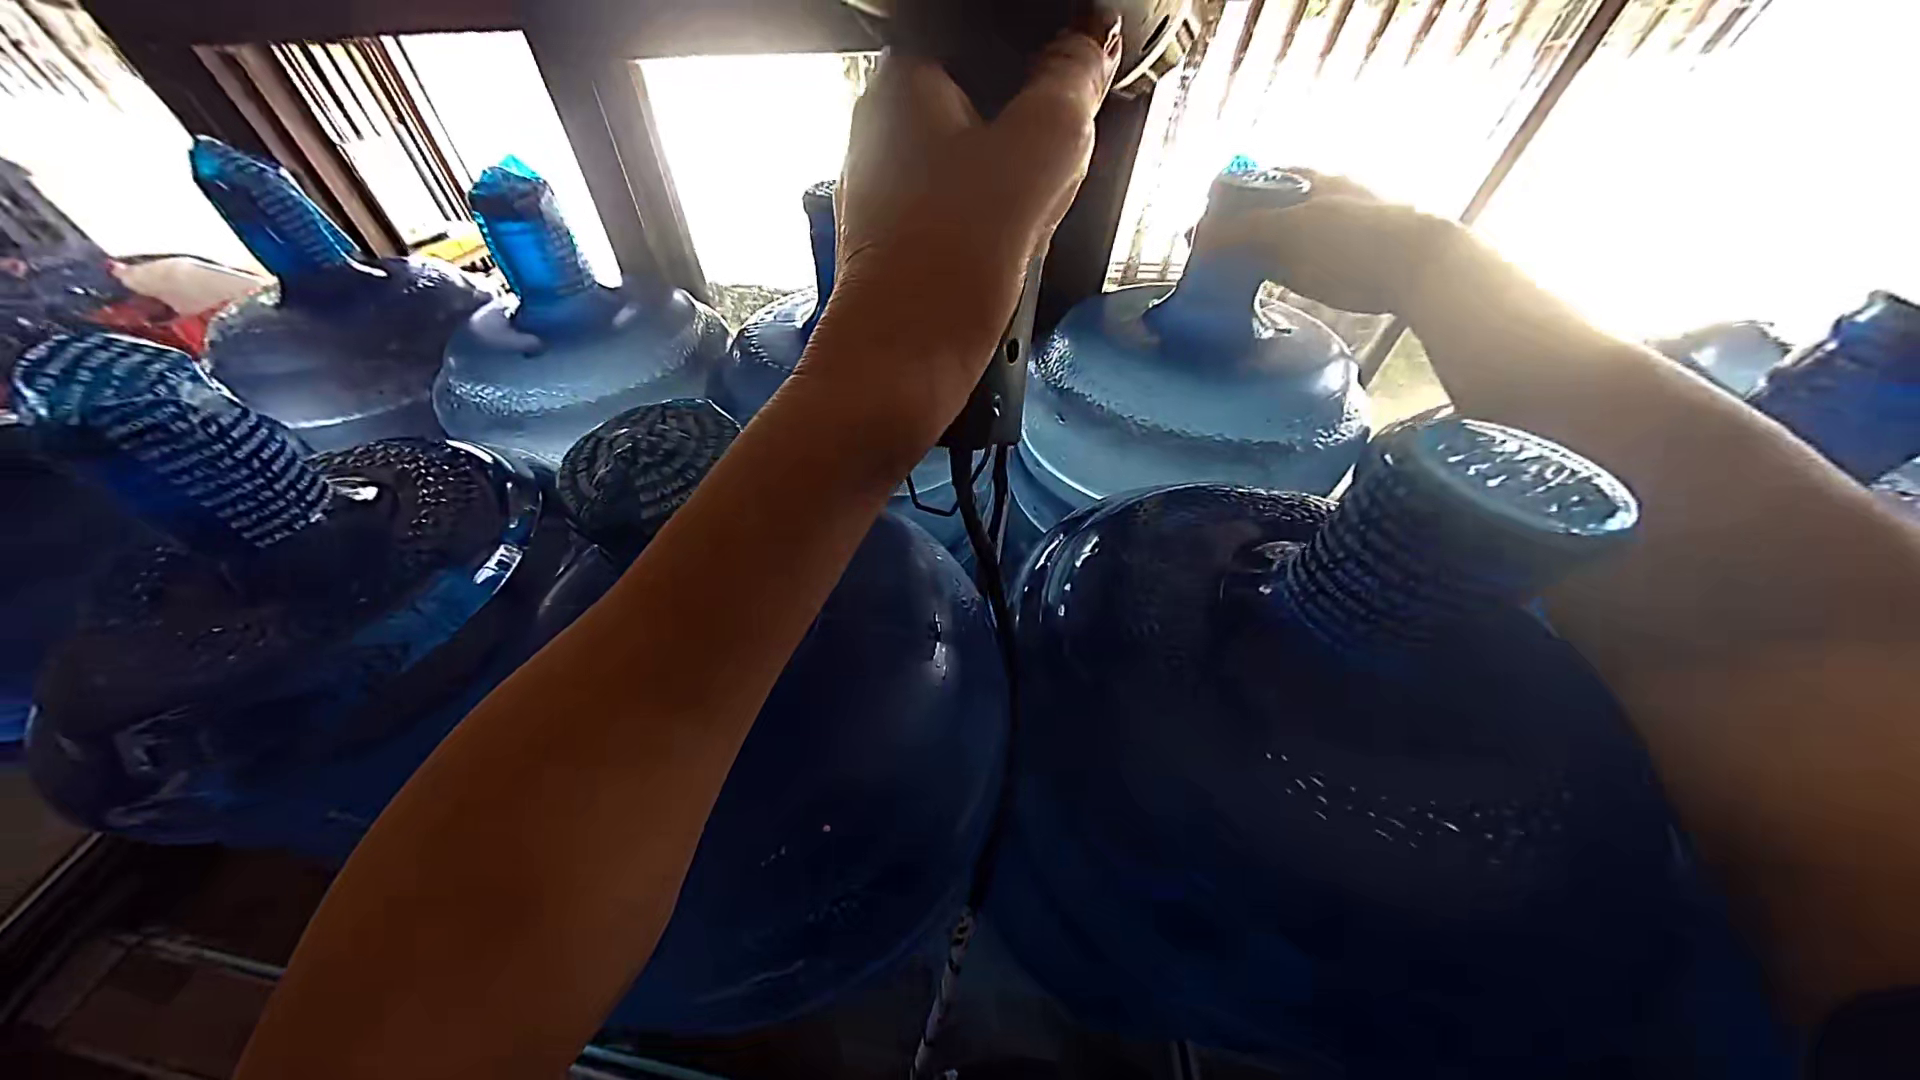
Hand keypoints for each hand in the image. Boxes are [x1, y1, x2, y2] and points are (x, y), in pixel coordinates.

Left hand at [806, 18, 1121, 419]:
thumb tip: (1092, 46)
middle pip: (978, 113)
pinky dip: (985, 231)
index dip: (1035, 74)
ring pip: (970, 172)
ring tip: (1021, 229)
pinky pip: (955, 219)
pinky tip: (998, 257)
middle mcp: (879, 133)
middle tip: (1044, 182)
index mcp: (900, 82)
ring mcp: (881, 195)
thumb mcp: (1041, 146)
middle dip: (1025, 144)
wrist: (907, 357)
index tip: (1062, 113)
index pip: (982, 44)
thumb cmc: (957, 249)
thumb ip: (1073, 81)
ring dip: (1010, 194)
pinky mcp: (894, 247)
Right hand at [1199, 169, 1464, 318]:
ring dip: (1238, 259)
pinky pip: (1272, 270)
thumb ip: (1242, 230)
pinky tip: (1240, 291)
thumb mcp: (1291, 227)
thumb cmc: (1353, 235)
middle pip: (1254, 215)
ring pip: (1261, 244)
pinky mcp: (1315, 269)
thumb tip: (1198, 236)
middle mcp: (1305, 205)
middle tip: (1202, 257)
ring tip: (1213, 278)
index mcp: (1303, 181)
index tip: (1201, 226)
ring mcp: (1310, 238)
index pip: (1251, 181)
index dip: (1223, 200)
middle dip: (1227, 233)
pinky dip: (1253, 278)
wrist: (1408, 267)